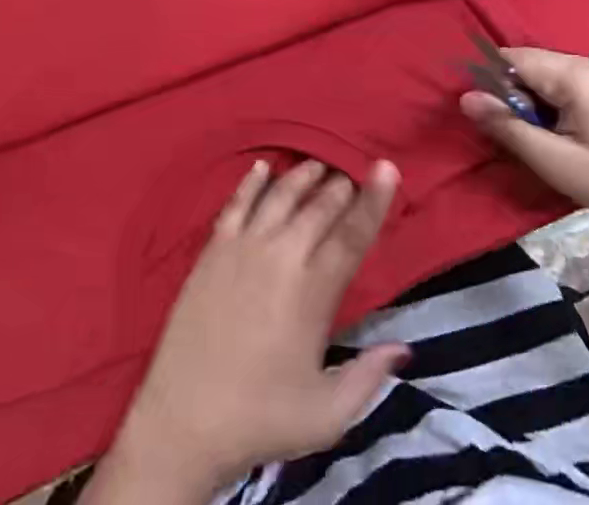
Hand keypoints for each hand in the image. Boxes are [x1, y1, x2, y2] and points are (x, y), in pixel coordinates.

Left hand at [97, 159, 407, 501]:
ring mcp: (241, 251)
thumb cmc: (261, 418)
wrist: (183, 424)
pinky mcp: (211, 254)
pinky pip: (234, 206)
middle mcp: (280, 258)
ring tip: (317, 164)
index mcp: (313, 291)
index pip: (352, 234)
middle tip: (352, 172)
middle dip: (340, 186)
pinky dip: (250, 183)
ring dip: (301, 177)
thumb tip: (404, 348)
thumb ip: (370, 375)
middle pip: (318, 207)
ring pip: (279, 197)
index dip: (372, 200)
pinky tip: (261, 167)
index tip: (386, 168)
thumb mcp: (329, 413)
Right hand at [460, 48, 588, 241]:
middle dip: (504, 93)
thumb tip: (465, 97)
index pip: (512, 58)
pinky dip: (540, 107)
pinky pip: (556, 89)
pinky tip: (543, 136)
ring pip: (539, 78)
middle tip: (497, 132)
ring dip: (522, 103)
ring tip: (520, 137)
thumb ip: (507, 126)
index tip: (472, 112)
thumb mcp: (553, 160)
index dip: (486, 80)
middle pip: (525, 65)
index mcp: (574, 75)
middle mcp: (583, 66)